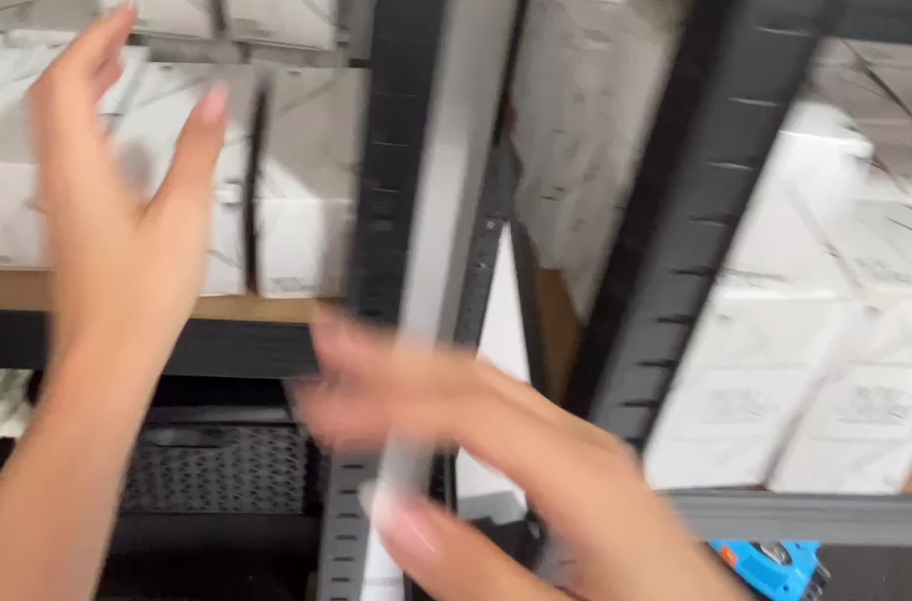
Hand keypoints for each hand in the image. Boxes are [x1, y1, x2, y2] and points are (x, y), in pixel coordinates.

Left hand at [27, 3, 228, 381]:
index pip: (68, 82)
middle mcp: (58, 174)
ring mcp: (59, 196)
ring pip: (53, 120)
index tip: (127, 12)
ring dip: (81, 81)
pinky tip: (117, 124)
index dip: (93, 39)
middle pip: (51, 95)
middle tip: (126, 28)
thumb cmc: (145, 291)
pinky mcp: (68, 214)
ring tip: (120, 59)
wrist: (105, 360)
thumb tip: (214, 95)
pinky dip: (85, 114)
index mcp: (80, 167)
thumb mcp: (184, 215)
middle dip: (85, 52)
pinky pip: (64, 145)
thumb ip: (197, 150)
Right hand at [295, 310, 746, 600]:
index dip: (387, 401)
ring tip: (360, 357)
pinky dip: (450, 394)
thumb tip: (395, 509)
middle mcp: (586, 446)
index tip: (323, 407)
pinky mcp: (584, 468)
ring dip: (418, 364)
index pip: (466, 411)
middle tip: (331, 339)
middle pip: (476, 374)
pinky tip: (426, 402)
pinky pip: (507, 408)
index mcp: (584, 475)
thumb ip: (473, 571)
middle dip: (395, 352)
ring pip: (491, 382)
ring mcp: (588, 452)